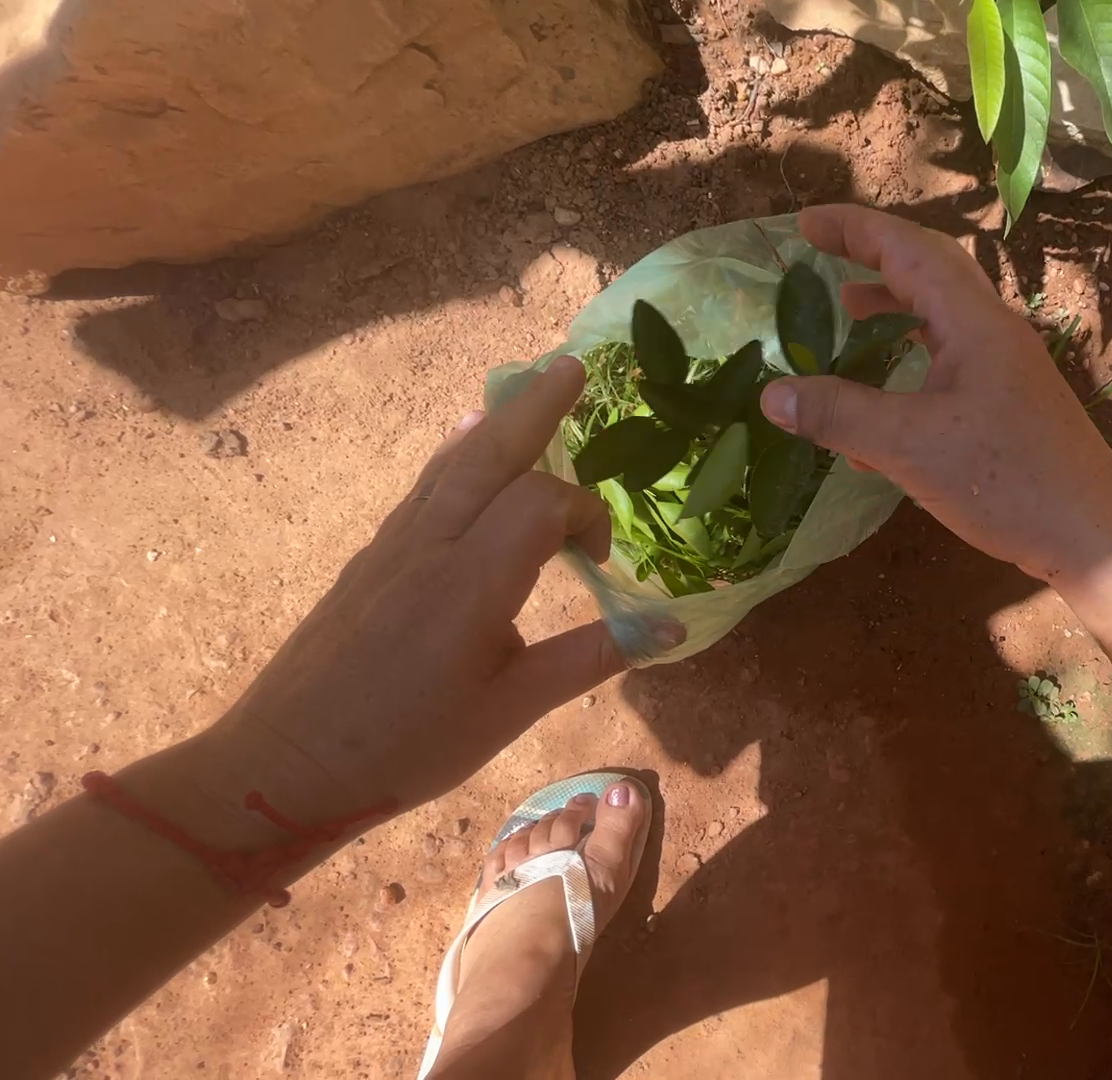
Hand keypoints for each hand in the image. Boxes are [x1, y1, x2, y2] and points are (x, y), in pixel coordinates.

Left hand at [146, 358, 624, 840]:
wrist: (279, 770)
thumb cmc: (407, 745)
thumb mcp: (514, 708)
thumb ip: (594, 656)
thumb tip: (674, 628)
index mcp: (471, 582)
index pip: (543, 504)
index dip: (588, 516)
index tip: (602, 561)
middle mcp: (430, 546)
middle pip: (490, 455)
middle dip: (536, 407)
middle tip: (573, 365)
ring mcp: (394, 546)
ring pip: (453, 463)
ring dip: (498, 421)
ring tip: (529, 385)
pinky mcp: (375, 559)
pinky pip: (426, 486)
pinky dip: (458, 452)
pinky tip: (465, 441)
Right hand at [759, 205, 1111, 584]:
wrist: (1092, 537)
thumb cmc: (1007, 482)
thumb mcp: (911, 448)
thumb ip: (841, 417)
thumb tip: (772, 395)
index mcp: (975, 325)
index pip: (909, 250)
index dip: (854, 230)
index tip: (805, 224)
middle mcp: (997, 336)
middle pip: (931, 276)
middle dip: (875, 262)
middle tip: (826, 261)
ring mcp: (1010, 374)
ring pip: (943, 324)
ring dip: (895, 315)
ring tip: (849, 318)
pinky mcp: (1013, 410)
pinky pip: (953, 371)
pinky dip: (912, 371)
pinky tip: (887, 409)